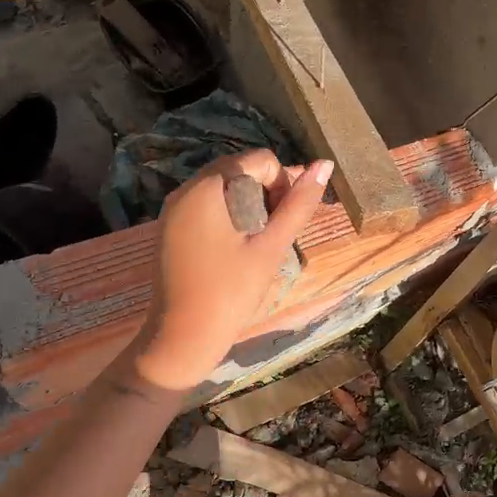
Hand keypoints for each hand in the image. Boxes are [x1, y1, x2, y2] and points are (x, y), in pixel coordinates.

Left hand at [129, 151, 330, 393]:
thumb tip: (326, 164)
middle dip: (266, 193)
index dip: (282, 185)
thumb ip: (299, 204)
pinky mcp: (171, 227)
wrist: (183, 336)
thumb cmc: (232, 291)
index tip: (281, 223)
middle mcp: (185, 189)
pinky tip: (238, 248)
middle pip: (241, 169)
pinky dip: (230, 215)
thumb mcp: (273, 245)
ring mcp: (173, 209)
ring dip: (251, 205)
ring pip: (226, 187)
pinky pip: (208, 204)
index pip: (261, 160)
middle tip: (272, 234)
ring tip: (257, 243)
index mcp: (207, 188)